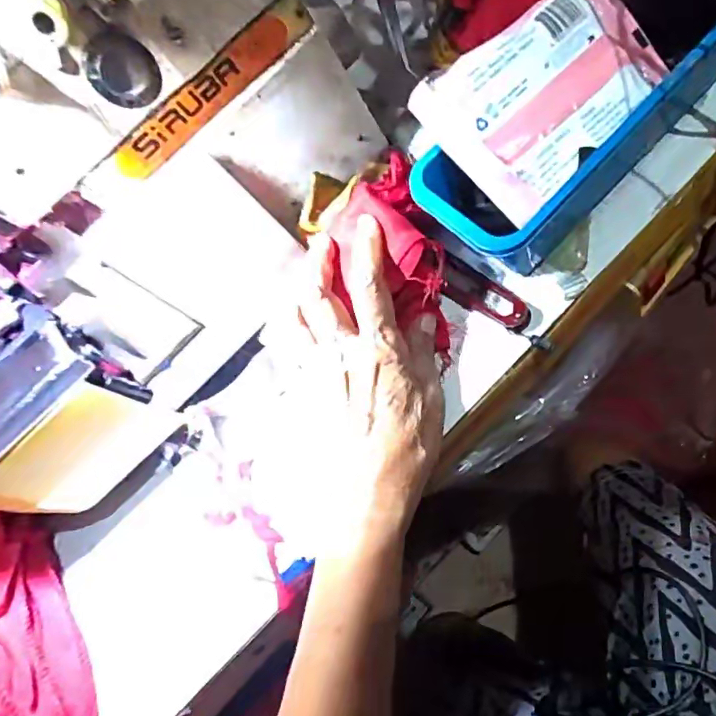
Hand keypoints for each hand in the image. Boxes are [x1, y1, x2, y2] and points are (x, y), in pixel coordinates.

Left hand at [266, 216, 443, 553]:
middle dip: (317, 259)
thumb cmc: (407, 448)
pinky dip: (284, 330)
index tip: (364, 222)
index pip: (368, 286)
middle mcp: (338, 353)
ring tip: (300, 278)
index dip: (365, 249)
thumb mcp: (431, 397)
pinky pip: (283, 351)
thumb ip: (425, 352)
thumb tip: (422, 316)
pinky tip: (288, 327)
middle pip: (317, 293)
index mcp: (377, 350)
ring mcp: (312, 373)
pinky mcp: (298, 393)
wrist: (364, 494)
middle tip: (321, 240)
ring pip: (291, 317)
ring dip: (294, 290)